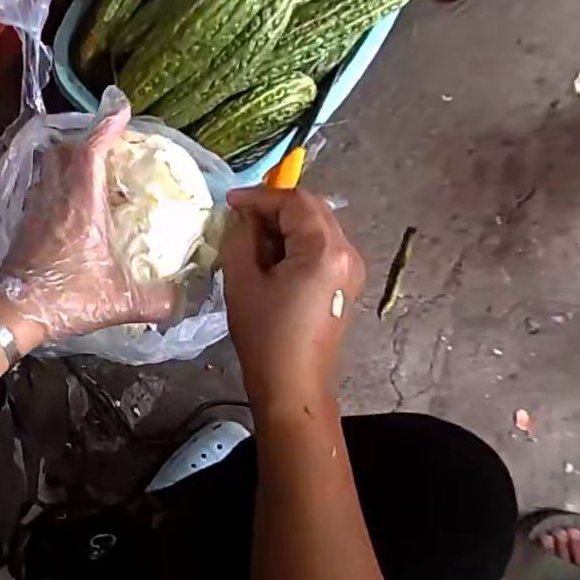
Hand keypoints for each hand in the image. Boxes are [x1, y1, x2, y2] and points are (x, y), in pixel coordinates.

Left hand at [0, 103, 175, 340]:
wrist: (15, 314)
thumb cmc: (66, 299)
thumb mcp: (119, 302)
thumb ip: (159, 300)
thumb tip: (188, 300)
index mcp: (81, 205)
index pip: (91, 151)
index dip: (106, 127)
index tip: (120, 110)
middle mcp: (55, 199)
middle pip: (63, 151)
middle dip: (84, 140)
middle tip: (106, 145)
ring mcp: (34, 210)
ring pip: (46, 169)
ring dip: (65, 160)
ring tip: (86, 168)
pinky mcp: (22, 225)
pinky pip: (36, 190)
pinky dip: (51, 183)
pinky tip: (61, 199)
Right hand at [221, 185, 365, 410]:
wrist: (292, 384)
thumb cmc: (264, 335)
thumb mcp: (243, 282)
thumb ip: (242, 239)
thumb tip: (244, 218)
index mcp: (323, 251)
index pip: (295, 202)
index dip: (259, 196)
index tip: (229, 202)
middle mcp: (347, 253)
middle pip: (312, 209)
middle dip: (274, 207)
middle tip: (239, 216)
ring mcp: (351, 269)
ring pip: (317, 226)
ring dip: (284, 224)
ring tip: (251, 237)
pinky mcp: (345, 284)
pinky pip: (321, 247)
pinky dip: (295, 242)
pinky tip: (271, 257)